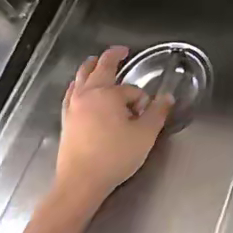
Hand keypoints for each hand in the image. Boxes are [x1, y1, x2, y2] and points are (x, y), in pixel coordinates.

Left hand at [56, 46, 172, 205]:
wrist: (81, 181)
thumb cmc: (113, 158)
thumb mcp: (145, 135)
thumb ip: (157, 113)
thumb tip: (166, 99)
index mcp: (107, 94)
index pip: (131, 89)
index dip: (142, 99)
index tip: (147, 112)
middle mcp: (87, 95)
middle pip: (99, 68)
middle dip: (111, 57)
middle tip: (120, 51)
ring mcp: (73, 106)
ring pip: (81, 77)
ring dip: (90, 67)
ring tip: (95, 62)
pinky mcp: (66, 119)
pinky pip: (71, 93)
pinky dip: (77, 85)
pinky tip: (77, 88)